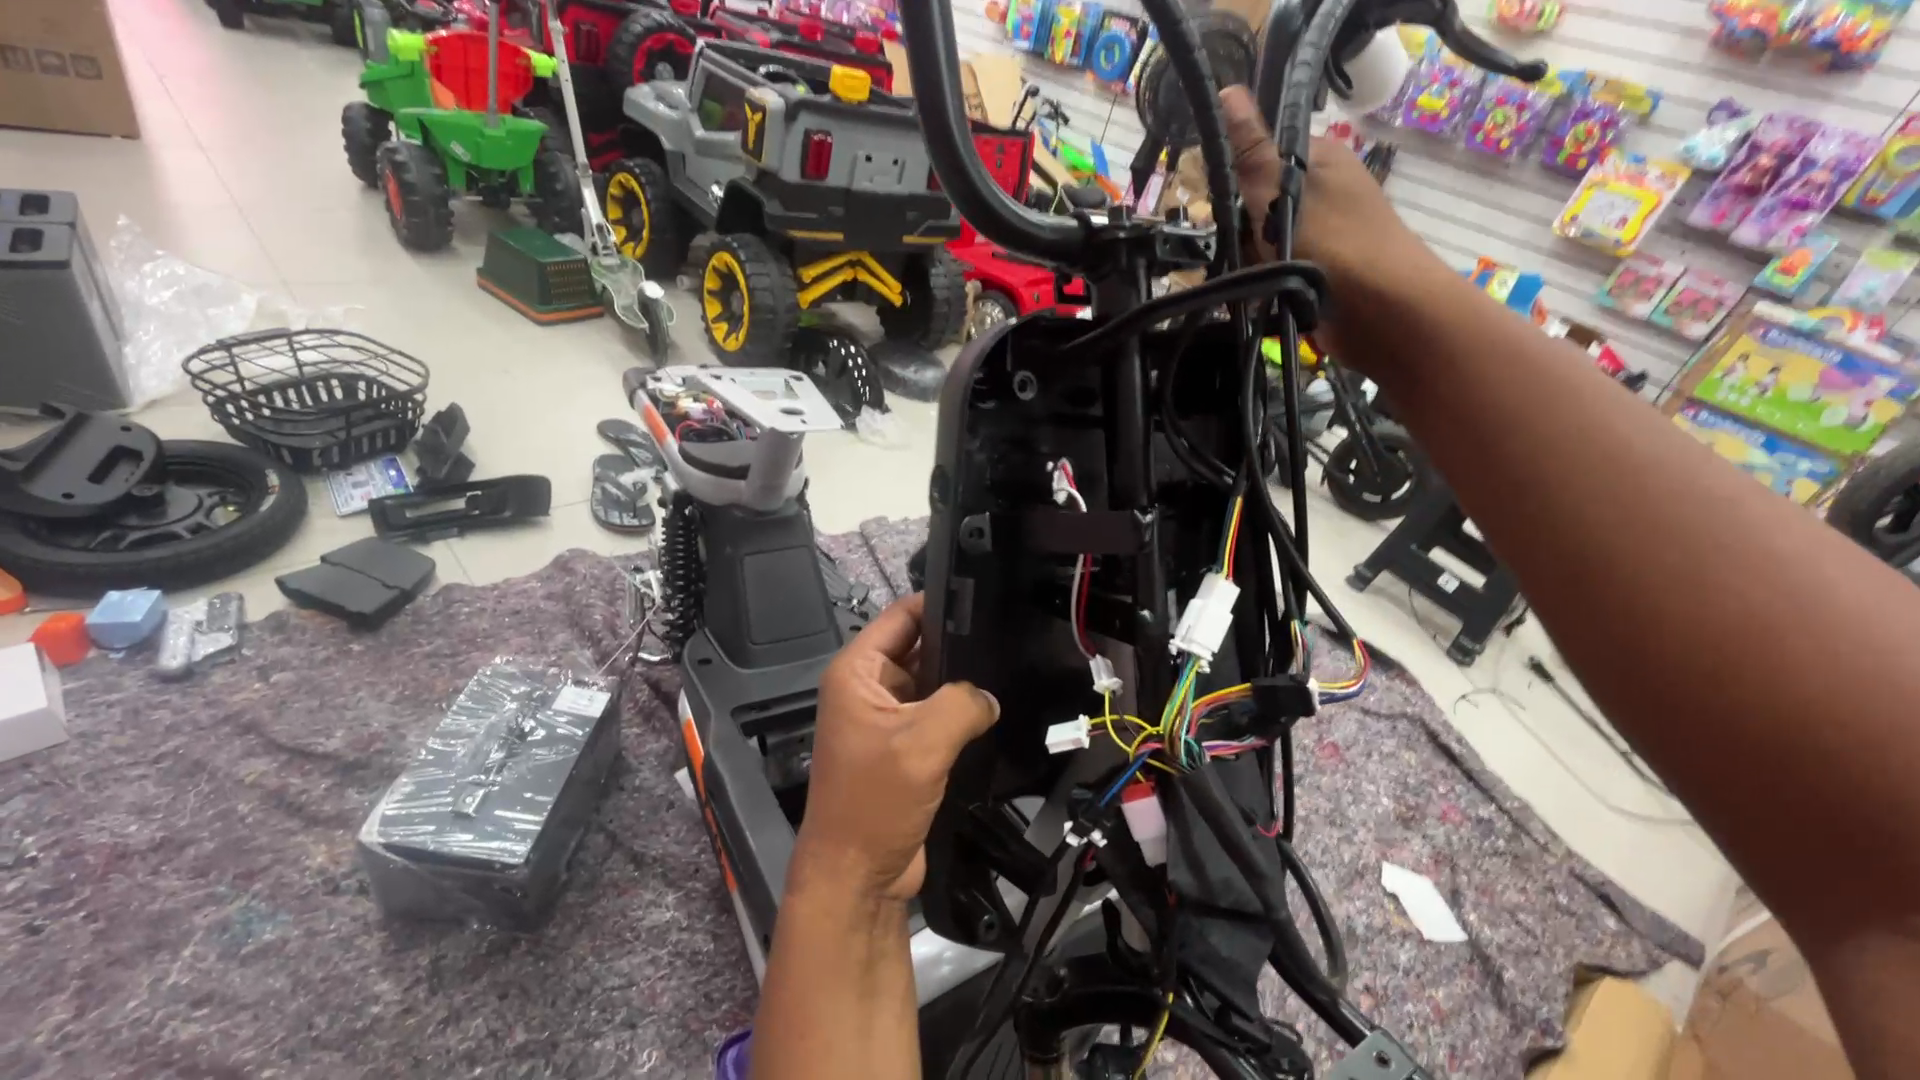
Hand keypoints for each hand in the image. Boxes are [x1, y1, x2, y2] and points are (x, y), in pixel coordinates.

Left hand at [794, 593, 999, 902]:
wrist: (857, 876)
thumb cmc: (875, 802)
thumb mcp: (922, 743)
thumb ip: (962, 703)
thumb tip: (988, 698)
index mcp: (856, 674)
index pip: (900, 617)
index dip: (938, 604)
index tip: (984, 597)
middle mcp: (867, 690)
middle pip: (918, 648)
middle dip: (957, 646)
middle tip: (1006, 638)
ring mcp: (885, 721)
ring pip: (931, 685)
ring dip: (961, 686)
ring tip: (1008, 672)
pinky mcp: (903, 750)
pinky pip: (936, 718)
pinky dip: (959, 716)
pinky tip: (993, 712)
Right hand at [1219, 86, 1442, 336]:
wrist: (1381, 309)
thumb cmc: (1331, 240)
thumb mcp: (1279, 187)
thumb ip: (1251, 147)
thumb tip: (1228, 90)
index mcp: (1320, 159)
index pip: (1263, 152)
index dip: (1235, 174)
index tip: (1218, 199)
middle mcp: (1324, 192)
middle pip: (1258, 201)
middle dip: (1238, 227)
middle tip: (1233, 244)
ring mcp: (1324, 236)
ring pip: (1264, 242)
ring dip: (1248, 262)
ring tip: (1243, 277)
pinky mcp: (1320, 275)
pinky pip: (1276, 274)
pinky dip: (1263, 287)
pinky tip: (1254, 298)